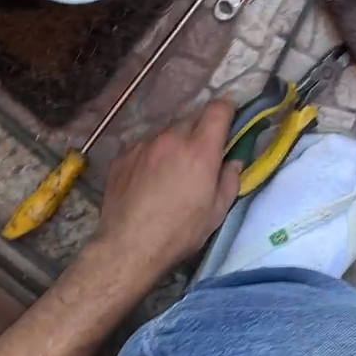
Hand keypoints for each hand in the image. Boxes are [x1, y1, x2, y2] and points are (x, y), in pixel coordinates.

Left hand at [91, 99, 241, 279]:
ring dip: (175, 143)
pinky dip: (152, 155)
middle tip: (202, 154)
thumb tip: (233, 162)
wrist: (129, 246)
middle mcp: (171, 138)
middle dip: (201, 130)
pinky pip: (143, 146)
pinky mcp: (122, 156)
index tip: (230, 119)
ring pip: (165, 132)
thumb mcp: (217, 211)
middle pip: (192, 118)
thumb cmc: (180, 231)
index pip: (218, 109)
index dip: (227, 109)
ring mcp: (142, 145)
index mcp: (200, 149)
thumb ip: (229, 180)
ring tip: (172, 170)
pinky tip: (149, 179)